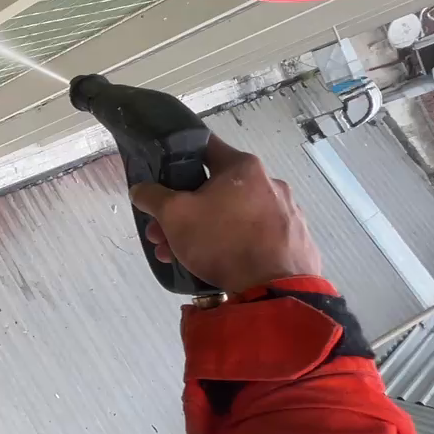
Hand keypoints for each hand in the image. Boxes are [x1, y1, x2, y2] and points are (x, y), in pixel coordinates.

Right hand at [128, 135, 322, 294]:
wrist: (273, 287)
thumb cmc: (221, 240)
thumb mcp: (172, 214)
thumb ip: (151, 196)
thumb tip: (141, 189)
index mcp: (243, 167)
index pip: (204, 146)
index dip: (176, 156)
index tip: (159, 173)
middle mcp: (269, 182)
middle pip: (212, 188)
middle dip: (180, 209)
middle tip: (161, 231)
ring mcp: (285, 211)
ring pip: (229, 213)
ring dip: (199, 228)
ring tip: (177, 253)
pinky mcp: (292, 238)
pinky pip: (250, 233)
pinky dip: (227, 242)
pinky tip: (210, 261)